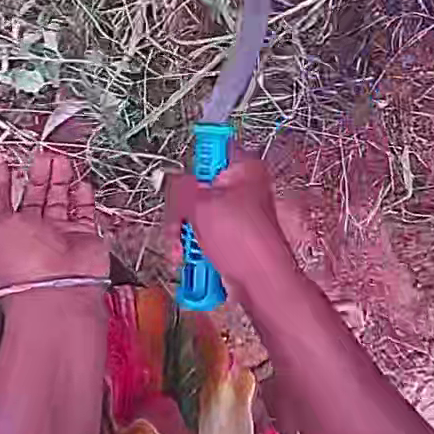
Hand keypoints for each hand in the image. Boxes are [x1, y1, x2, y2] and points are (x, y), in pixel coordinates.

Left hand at [0, 148, 109, 295]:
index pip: (1, 202)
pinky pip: (83, 212)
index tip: (5, 164)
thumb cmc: (20, 267)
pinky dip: (82, 196)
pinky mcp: (81, 237)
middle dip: (37, 174)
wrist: (58, 289)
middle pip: (33, 198)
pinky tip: (80, 183)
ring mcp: (56, 236)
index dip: (3, 181)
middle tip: (41, 155)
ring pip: (58, 200)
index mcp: (2, 236)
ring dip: (59, 179)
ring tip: (61, 159)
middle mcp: (29, 237)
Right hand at [163, 156, 303, 311]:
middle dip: (182, 211)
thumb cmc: (241, 240)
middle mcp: (244, 185)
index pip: (212, 148)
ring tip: (182, 252)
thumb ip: (180, 187)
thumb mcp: (200, 206)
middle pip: (199, 185)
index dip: (194, 165)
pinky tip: (191, 260)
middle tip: (179, 227)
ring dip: (184, 233)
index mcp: (244, 167)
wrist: (262, 284)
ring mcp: (239, 212)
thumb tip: (171, 178)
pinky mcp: (233, 235)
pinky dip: (195, 245)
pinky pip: (205, 232)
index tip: (183, 182)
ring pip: (198, 212)